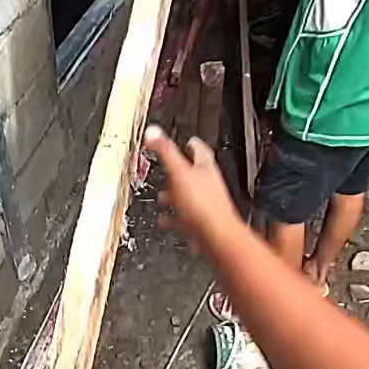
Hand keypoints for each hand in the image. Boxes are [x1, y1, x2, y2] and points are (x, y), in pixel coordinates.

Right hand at [144, 125, 242, 253]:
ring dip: (174, 196)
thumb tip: (152, 131)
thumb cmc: (202, 206)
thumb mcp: (178, 173)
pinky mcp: (201, 226)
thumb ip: (165, 152)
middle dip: (179, 173)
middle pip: (194, 175)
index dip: (194, 145)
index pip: (201, 151)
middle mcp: (209, 186)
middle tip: (169, 170)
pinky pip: (184, 219)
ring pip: (188, 197)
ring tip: (162, 197)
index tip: (189, 141)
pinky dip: (173, 218)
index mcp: (205, 169)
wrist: (216, 238)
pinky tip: (164, 221)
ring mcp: (206, 207)